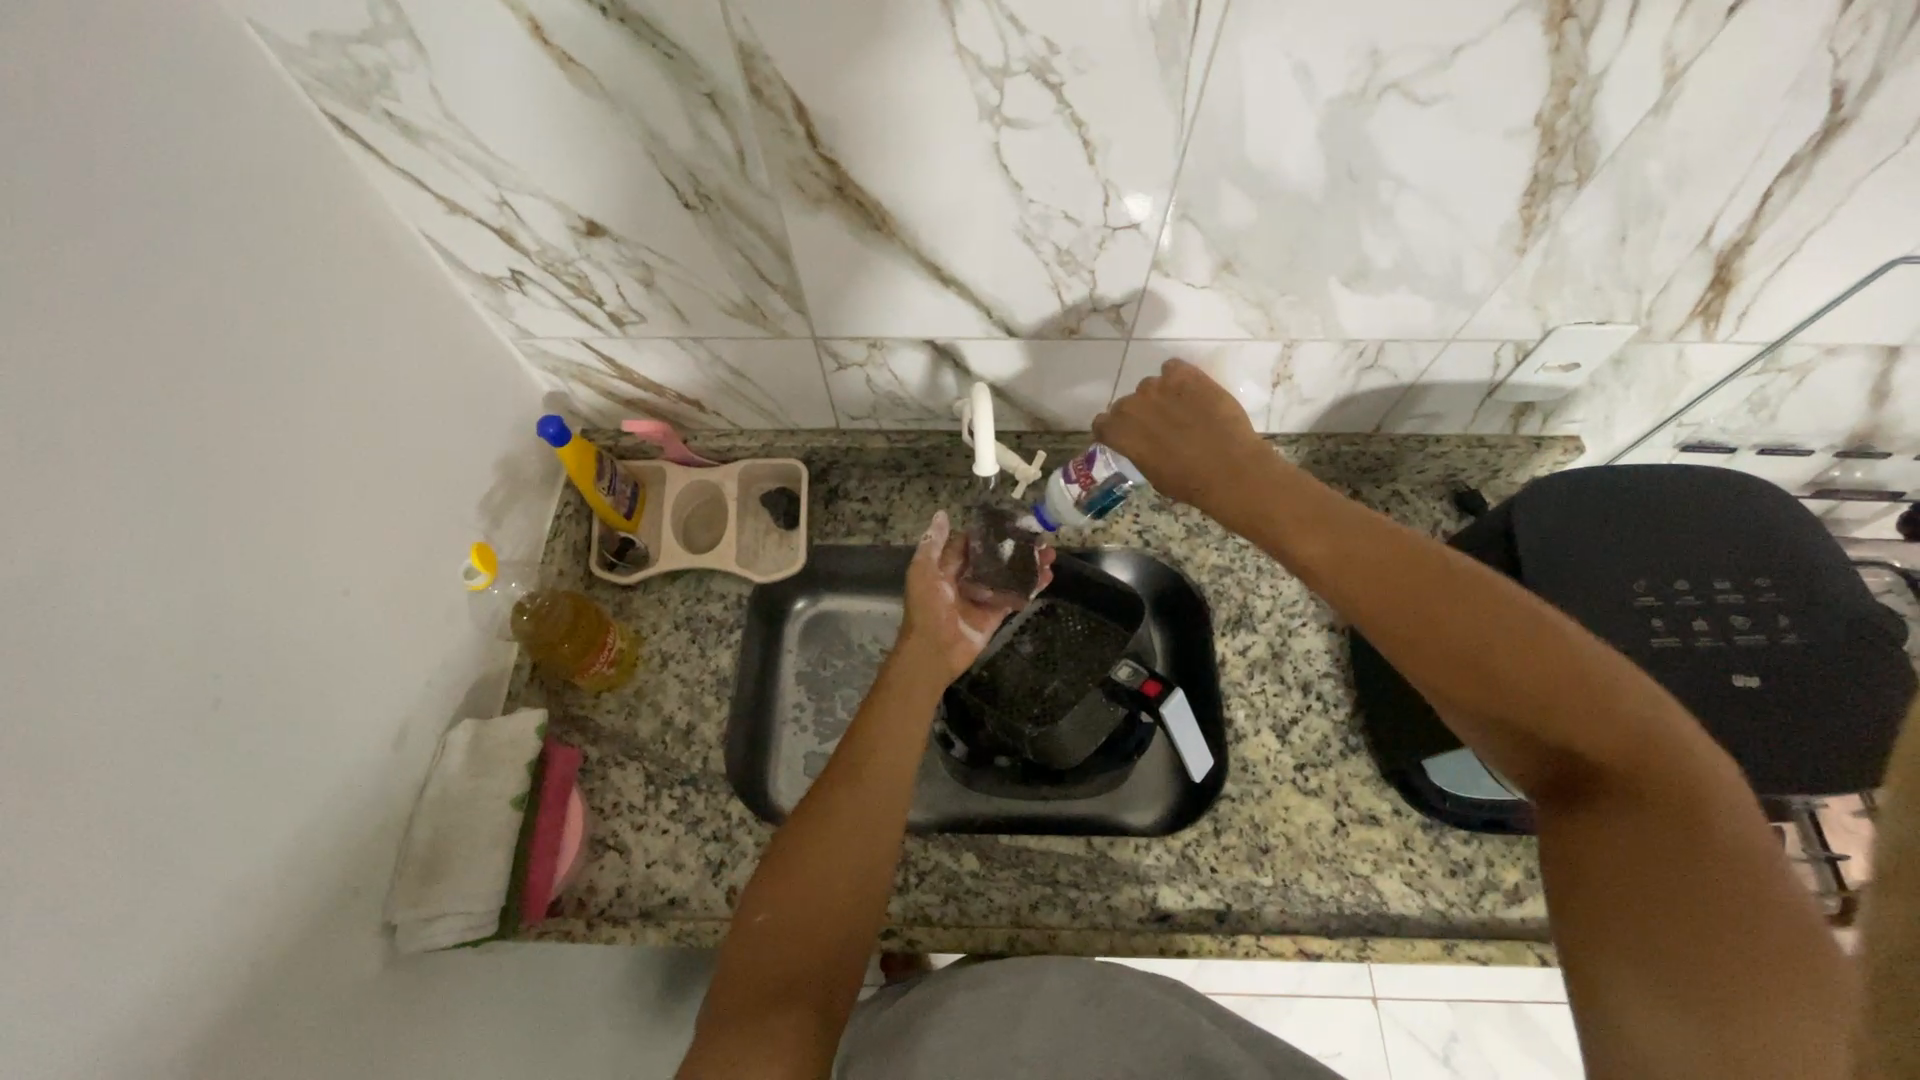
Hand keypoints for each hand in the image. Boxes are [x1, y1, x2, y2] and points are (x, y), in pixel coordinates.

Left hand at [894, 510, 1053, 684]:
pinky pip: (1015, 597)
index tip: (1011, 520)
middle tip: (1038, 537)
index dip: (988, 532)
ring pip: (1009, 576)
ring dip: (1028, 565)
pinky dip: (1031, 587)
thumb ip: (933, 543)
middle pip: (994, 559)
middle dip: (1014, 548)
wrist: (933, 652)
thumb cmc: (926, 608)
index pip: (970, 544)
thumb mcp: (923, 571)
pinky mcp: (995, 614)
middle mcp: (967, 579)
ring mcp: (983, 597)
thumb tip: (942, 513)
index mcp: (947, 567)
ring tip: (1049, 553)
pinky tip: (1048, 576)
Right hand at [1094, 358, 1274, 524]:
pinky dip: (1178, 378)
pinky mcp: (1185, 375)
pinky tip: (1192, 393)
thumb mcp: (1151, 474)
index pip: (1102, 423)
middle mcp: (1131, 404)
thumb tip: (1144, 443)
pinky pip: (1172, 368)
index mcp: (1118, 432)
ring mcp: (1158, 386)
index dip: (1114, 429)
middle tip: (1160, 428)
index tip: (1129, 436)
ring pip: (1150, 386)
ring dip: (1159, 397)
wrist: (1228, 468)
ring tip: (1182, 411)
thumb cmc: (1187, 482)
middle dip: (1139, 414)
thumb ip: (1139, 451)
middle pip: (1126, 404)